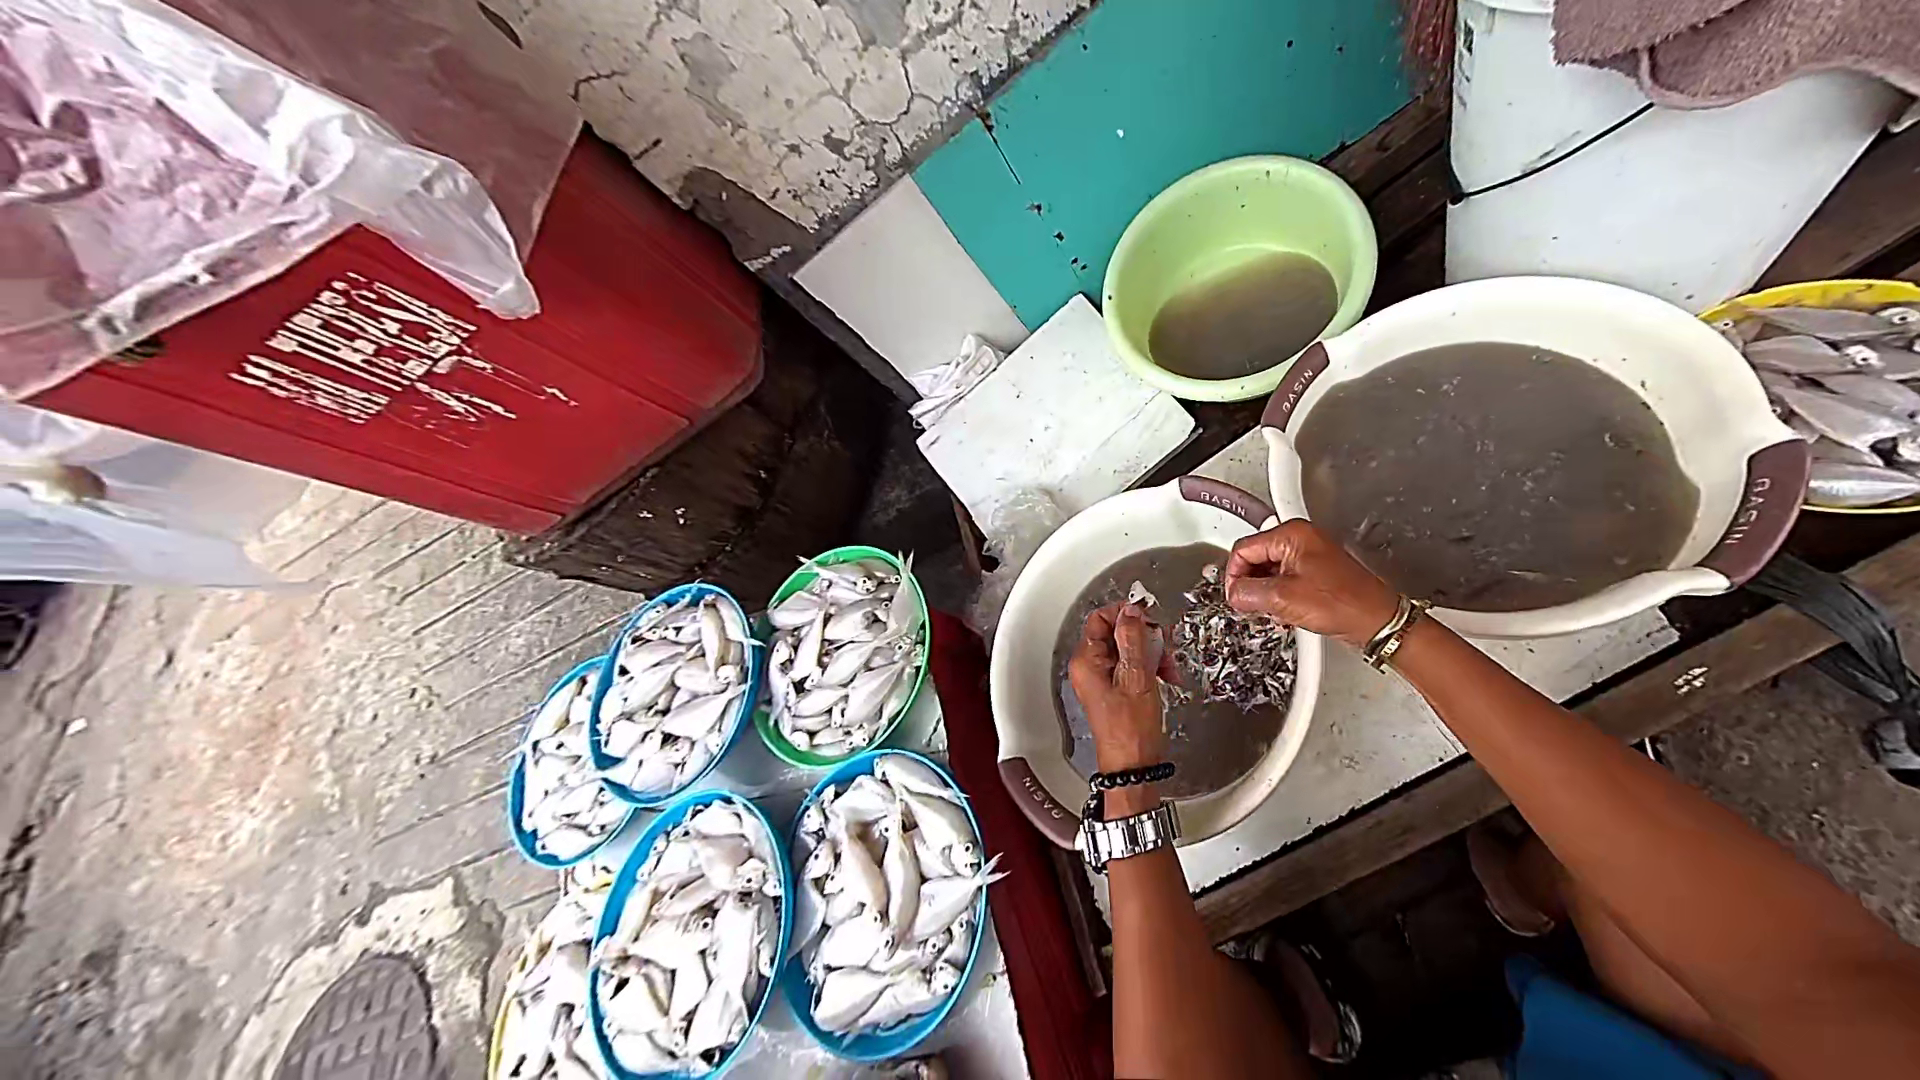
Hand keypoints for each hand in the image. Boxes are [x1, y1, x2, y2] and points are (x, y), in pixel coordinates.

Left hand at [1068, 602, 1177, 772]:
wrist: (1133, 765)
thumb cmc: (1130, 730)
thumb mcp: (1136, 678)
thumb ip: (1133, 640)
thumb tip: (1131, 610)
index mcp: (1086, 661)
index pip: (1100, 618)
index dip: (1125, 613)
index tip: (1149, 616)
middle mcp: (1090, 666)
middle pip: (1117, 632)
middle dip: (1145, 635)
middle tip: (1164, 644)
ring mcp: (1102, 677)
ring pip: (1129, 648)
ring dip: (1153, 652)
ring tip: (1169, 666)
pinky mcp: (1116, 687)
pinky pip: (1133, 665)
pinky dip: (1151, 666)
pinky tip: (1167, 676)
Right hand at [1223, 519, 1399, 649]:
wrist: (1377, 622)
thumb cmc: (1345, 604)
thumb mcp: (1282, 598)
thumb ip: (1247, 592)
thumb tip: (1232, 593)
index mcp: (1291, 535)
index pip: (1242, 550)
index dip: (1235, 576)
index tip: (1237, 596)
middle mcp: (1300, 539)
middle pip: (1254, 559)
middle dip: (1251, 585)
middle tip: (1255, 605)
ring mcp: (1308, 555)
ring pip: (1267, 571)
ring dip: (1264, 593)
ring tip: (1275, 609)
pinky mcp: (1313, 571)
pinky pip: (1282, 580)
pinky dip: (1278, 596)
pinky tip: (1286, 610)